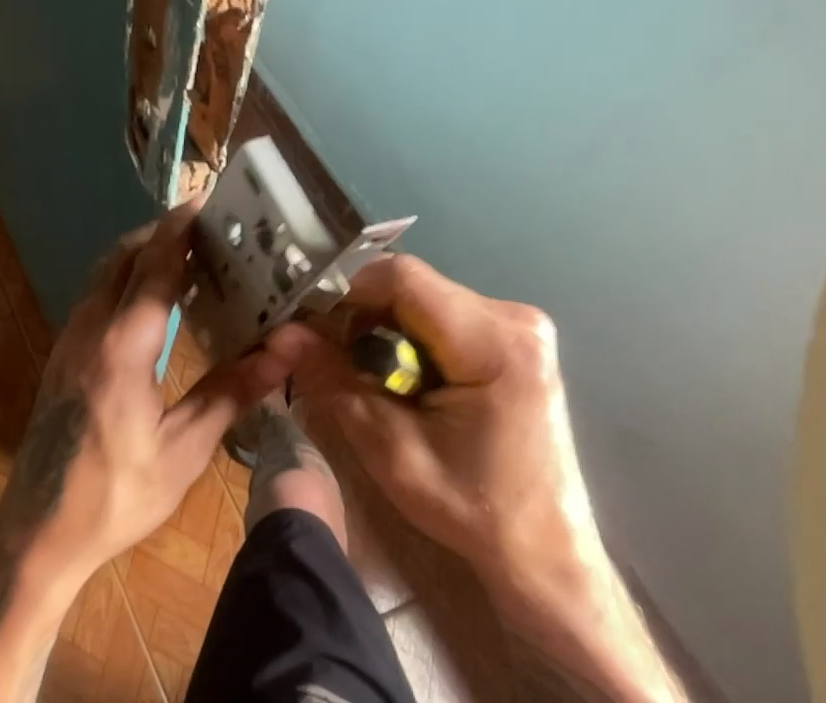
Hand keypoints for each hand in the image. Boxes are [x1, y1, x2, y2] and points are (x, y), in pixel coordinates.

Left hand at [0, 204, 310, 701]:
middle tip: (206, 229)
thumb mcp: (184, 450)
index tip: (204, 200)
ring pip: (102, 277)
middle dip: (160, 236)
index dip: (178, 231)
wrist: (42, 525)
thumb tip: (285, 350)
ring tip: (186, 259)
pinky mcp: (61, 357)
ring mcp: (67, 342)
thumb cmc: (118, 494)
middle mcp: (88, 331)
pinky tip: (151, 304)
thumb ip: (231, 392)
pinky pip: (93, 300)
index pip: (152, 269)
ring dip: (139, 258)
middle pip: (121, 260)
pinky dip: (123, 283)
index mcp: (121, 347)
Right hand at [290, 254, 593, 599]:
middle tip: (328, 355)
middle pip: (410, 284)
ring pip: (420, 295)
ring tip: (360, 370)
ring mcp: (518, 325)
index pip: (402, 277)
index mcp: (496, 343)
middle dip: (359, 312)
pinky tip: (396, 372)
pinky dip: (404, 332)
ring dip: (379, 323)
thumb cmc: (471, 505)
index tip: (310, 326)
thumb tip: (283, 333)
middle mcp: (515, 319)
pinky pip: (439, 311)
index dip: (344, 292)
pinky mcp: (512, 337)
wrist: (543, 548)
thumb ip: (334, 380)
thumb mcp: (388, 447)